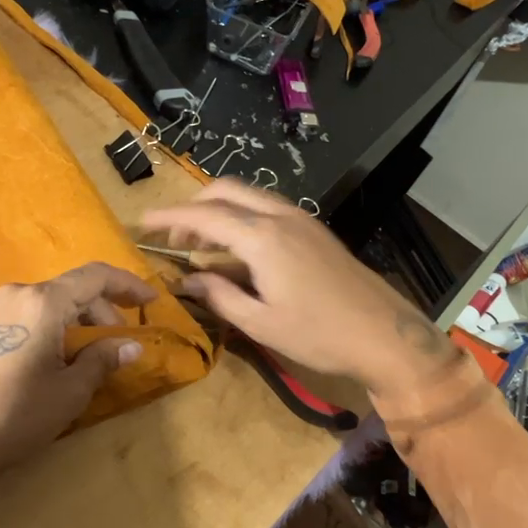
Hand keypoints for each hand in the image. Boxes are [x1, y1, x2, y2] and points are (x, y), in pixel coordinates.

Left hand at [0, 262, 156, 516]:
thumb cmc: (16, 415)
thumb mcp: (70, 391)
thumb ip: (103, 359)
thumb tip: (132, 345)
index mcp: (42, 302)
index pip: (95, 276)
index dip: (128, 284)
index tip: (152, 300)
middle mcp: (17, 293)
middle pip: (72, 289)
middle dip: (102, 311)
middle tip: (121, 344)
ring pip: (50, 303)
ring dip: (78, 321)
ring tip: (92, 356)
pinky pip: (29, 315)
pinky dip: (53, 328)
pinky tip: (60, 358)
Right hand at [140, 180, 462, 392]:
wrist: (384, 334)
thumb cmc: (318, 335)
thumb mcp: (260, 323)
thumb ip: (219, 296)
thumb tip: (188, 280)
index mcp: (263, 238)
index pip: (205, 216)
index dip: (170, 217)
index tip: (143, 222)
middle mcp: (281, 217)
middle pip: (226, 192)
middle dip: (193, 207)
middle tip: (172, 236)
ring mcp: (302, 220)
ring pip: (249, 197)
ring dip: (219, 210)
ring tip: (199, 243)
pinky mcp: (315, 231)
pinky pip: (268, 209)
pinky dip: (242, 217)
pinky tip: (237, 249)